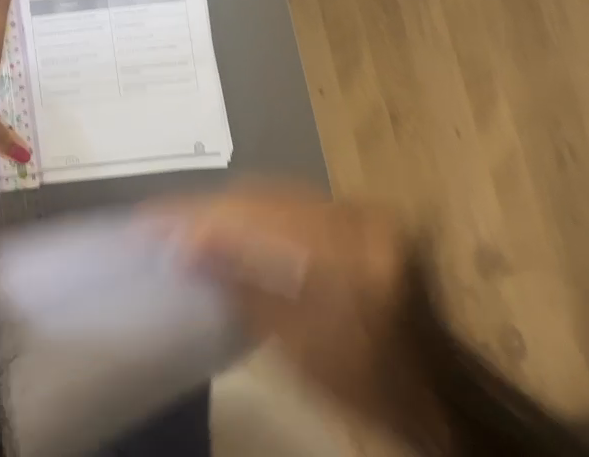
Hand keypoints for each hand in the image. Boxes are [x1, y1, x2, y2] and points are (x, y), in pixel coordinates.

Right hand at [147, 181, 440, 442]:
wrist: (440, 396)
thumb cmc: (367, 385)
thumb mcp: (299, 350)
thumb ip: (242, 288)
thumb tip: (185, 246)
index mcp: (348, 256)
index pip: (255, 219)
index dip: (197, 219)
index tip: (148, 223)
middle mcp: (359, 219)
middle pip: (262, 196)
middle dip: (206, 208)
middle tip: (160, 222)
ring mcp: (363, 213)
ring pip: (275, 192)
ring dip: (227, 207)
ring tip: (185, 222)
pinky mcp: (363, 215)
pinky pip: (293, 199)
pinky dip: (254, 209)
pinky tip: (229, 222)